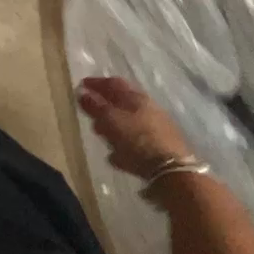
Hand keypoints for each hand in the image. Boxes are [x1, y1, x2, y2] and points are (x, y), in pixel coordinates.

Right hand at [77, 76, 193, 178]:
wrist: (172, 171)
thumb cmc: (137, 138)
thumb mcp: (110, 119)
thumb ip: (95, 106)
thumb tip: (82, 93)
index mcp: (137, 98)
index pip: (114, 83)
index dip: (97, 83)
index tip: (81, 84)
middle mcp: (149, 110)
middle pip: (123, 103)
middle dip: (104, 106)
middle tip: (88, 110)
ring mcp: (157, 130)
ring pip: (129, 123)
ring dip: (113, 126)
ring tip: (99, 133)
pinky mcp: (161, 149)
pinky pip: (137, 142)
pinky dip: (124, 144)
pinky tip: (116, 155)